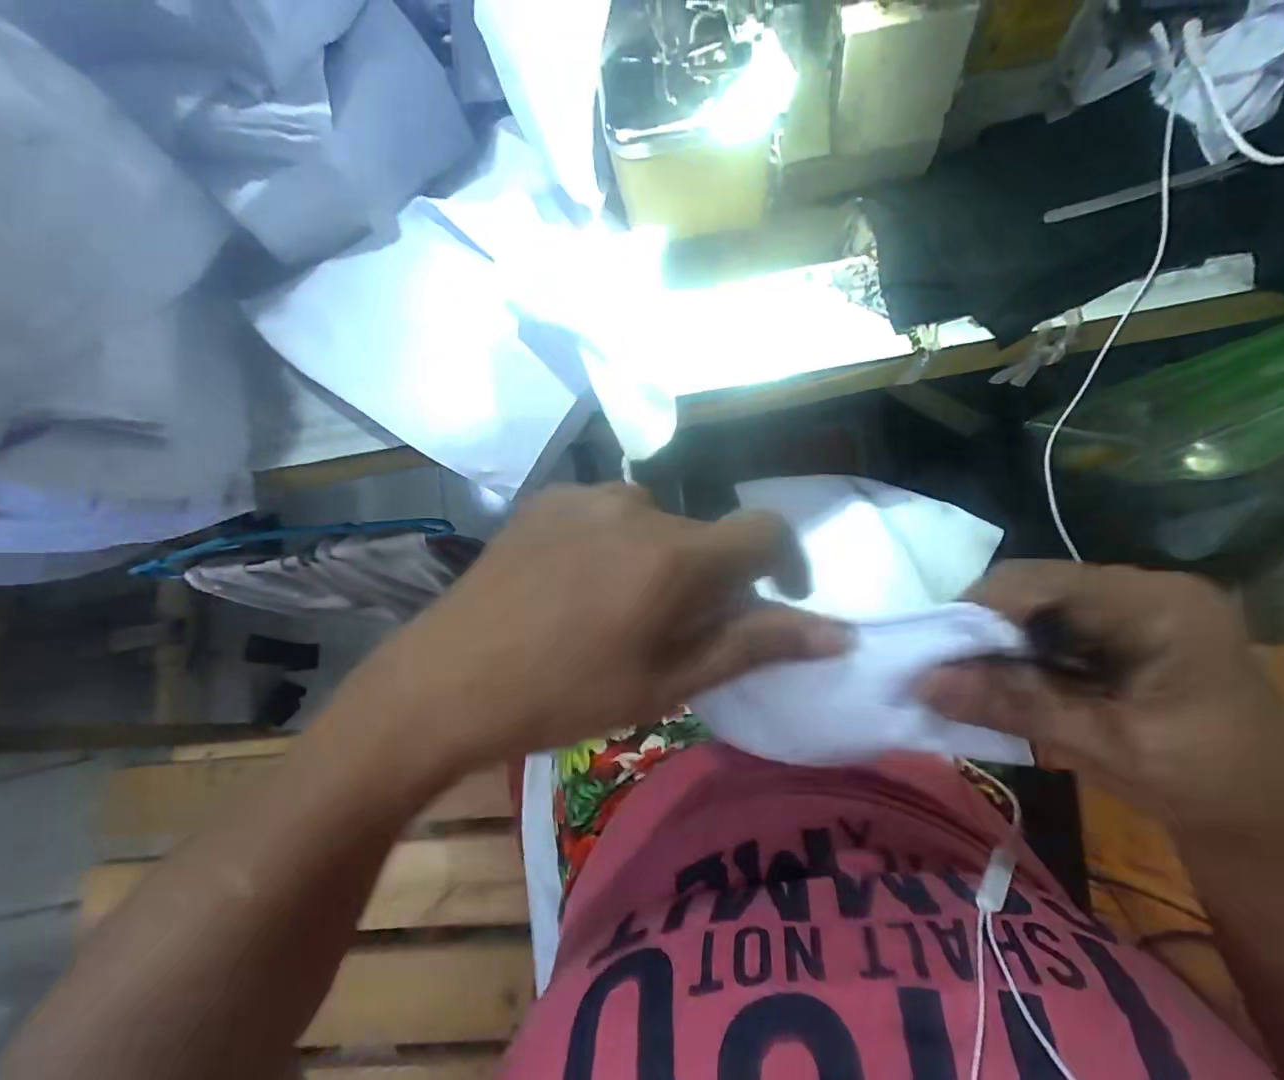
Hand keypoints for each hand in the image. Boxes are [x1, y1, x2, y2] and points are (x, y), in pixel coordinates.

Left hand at [338, 483, 849, 765]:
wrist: (444, 681)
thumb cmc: (563, 696)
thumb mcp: (666, 681)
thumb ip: (753, 645)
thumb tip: (838, 634)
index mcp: (675, 552)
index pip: (765, 529)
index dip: (787, 562)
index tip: (775, 600)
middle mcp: (637, 504)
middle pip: (704, 534)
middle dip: (711, 579)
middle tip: (677, 634)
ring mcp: (584, 495)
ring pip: (654, 524)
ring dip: (660, 561)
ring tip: (620, 613)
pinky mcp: (545, 499)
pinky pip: (605, 515)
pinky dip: (614, 545)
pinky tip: (575, 589)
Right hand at [919, 561, 1283, 829]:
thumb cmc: (1210, 786)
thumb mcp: (1105, 746)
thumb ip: (1014, 705)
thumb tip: (923, 682)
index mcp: (1156, 604)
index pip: (1040, 582)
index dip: (978, 611)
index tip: (934, 653)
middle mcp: (1146, 590)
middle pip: (1037, 588)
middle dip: (985, 628)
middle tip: (945, 670)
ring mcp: (1140, 610)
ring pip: (1041, 608)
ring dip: (1002, 643)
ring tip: (968, 679)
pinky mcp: (1131, 634)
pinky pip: (1058, 629)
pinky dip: (1025, 655)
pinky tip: (1009, 684)